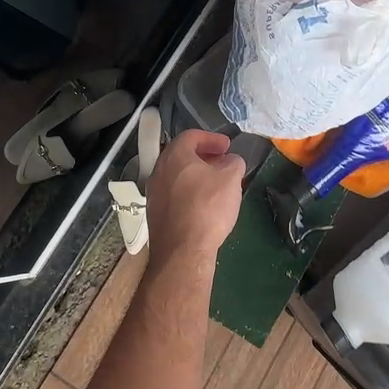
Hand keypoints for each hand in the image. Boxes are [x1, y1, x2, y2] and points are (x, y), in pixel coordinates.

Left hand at [146, 130, 244, 266]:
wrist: (183, 252)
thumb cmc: (207, 208)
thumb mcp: (231, 179)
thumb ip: (234, 162)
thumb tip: (231, 161)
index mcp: (175, 157)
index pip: (191, 136)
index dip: (211, 137)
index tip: (226, 146)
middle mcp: (159, 172)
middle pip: (181, 155)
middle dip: (203, 156)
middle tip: (221, 161)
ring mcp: (153, 195)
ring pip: (176, 176)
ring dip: (196, 175)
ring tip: (215, 183)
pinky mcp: (155, 215)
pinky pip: (173, 194)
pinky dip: (188, 192)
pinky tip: (204, 204)